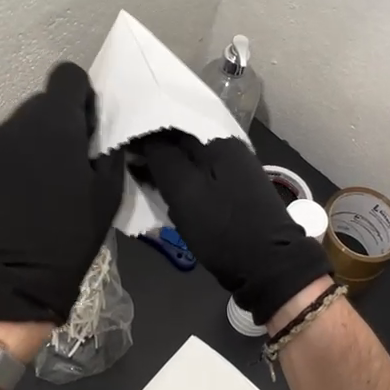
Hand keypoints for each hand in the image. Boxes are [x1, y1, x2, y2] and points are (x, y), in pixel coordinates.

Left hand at [0, 63, 125, 329]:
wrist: (14, 279)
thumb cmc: (71, 235)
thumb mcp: (108, 191)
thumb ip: (103, 146)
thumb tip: (91, 125)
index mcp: (55, 124)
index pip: (67, 77)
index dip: (77, 96)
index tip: (81, 123)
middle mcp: (13, 123)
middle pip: (37, 107)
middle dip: (50, 129)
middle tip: (56, 169)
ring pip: (9, 133)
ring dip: (21, 150)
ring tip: (27, 191)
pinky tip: (1, 200)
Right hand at [132, 131, 331, 324]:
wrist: (269, 266)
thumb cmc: (222, 227)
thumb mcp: (183, 191)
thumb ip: (161, 158)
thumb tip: (142, 138)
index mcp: (216, 139)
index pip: (170, 123)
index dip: (143, 133)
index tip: (119, 146)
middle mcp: (229, 146)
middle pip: (182, 139)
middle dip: (154, 148)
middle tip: (126, 163)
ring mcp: (236, 168)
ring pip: (192, 158)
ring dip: (168, 165)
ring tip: (141, 176)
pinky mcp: (238, 189)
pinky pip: (203, 175)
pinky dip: (183, 180)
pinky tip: (168, 190)